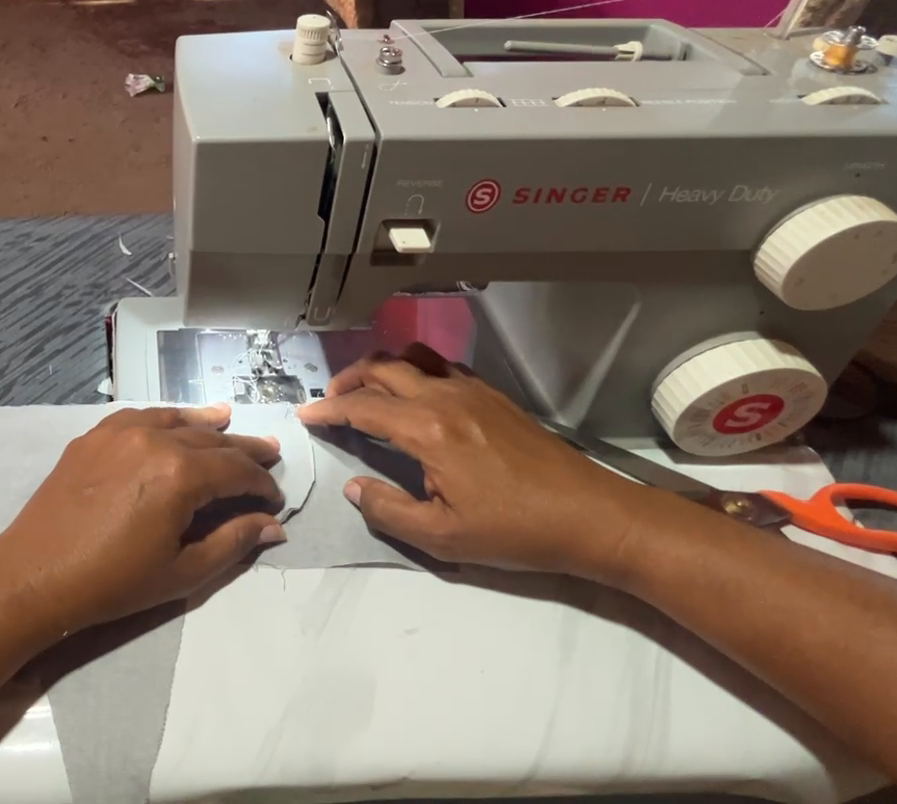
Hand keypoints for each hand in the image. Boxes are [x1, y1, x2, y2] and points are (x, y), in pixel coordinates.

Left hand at [0, 405, 285, 635]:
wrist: (35, 574)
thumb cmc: (113, 582)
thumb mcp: (182, 572)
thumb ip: (233, 541)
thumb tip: (272, 524)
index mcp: (181, 474)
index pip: (236, 470)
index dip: (261, 485)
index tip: (275, 500)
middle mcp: (154, 439)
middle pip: (211, 439)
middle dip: (244, 450)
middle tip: (270, 454)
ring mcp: (120, 431)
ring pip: (176, 420)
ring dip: (207, 424)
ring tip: (230, 420)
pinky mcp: (94, 434)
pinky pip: (140, 416)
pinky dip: (166, 418)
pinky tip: (177, 421)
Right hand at [298, 345, 662, 581]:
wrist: (591, 515)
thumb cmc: (515, 531)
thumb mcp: (443, 537)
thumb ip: (388, 510)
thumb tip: (354, 487)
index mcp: (426, 429)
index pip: (362, 407)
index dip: (328, 409)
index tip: (306, 414)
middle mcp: (444, 397)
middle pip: (382, 368)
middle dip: (347, 379)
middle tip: (329, 400)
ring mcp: (471, 390)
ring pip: (412, 358)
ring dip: (380, 368)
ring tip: (366, 390)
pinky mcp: (492, 394)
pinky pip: (441, 366)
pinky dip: (414, 371)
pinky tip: (416, 397)